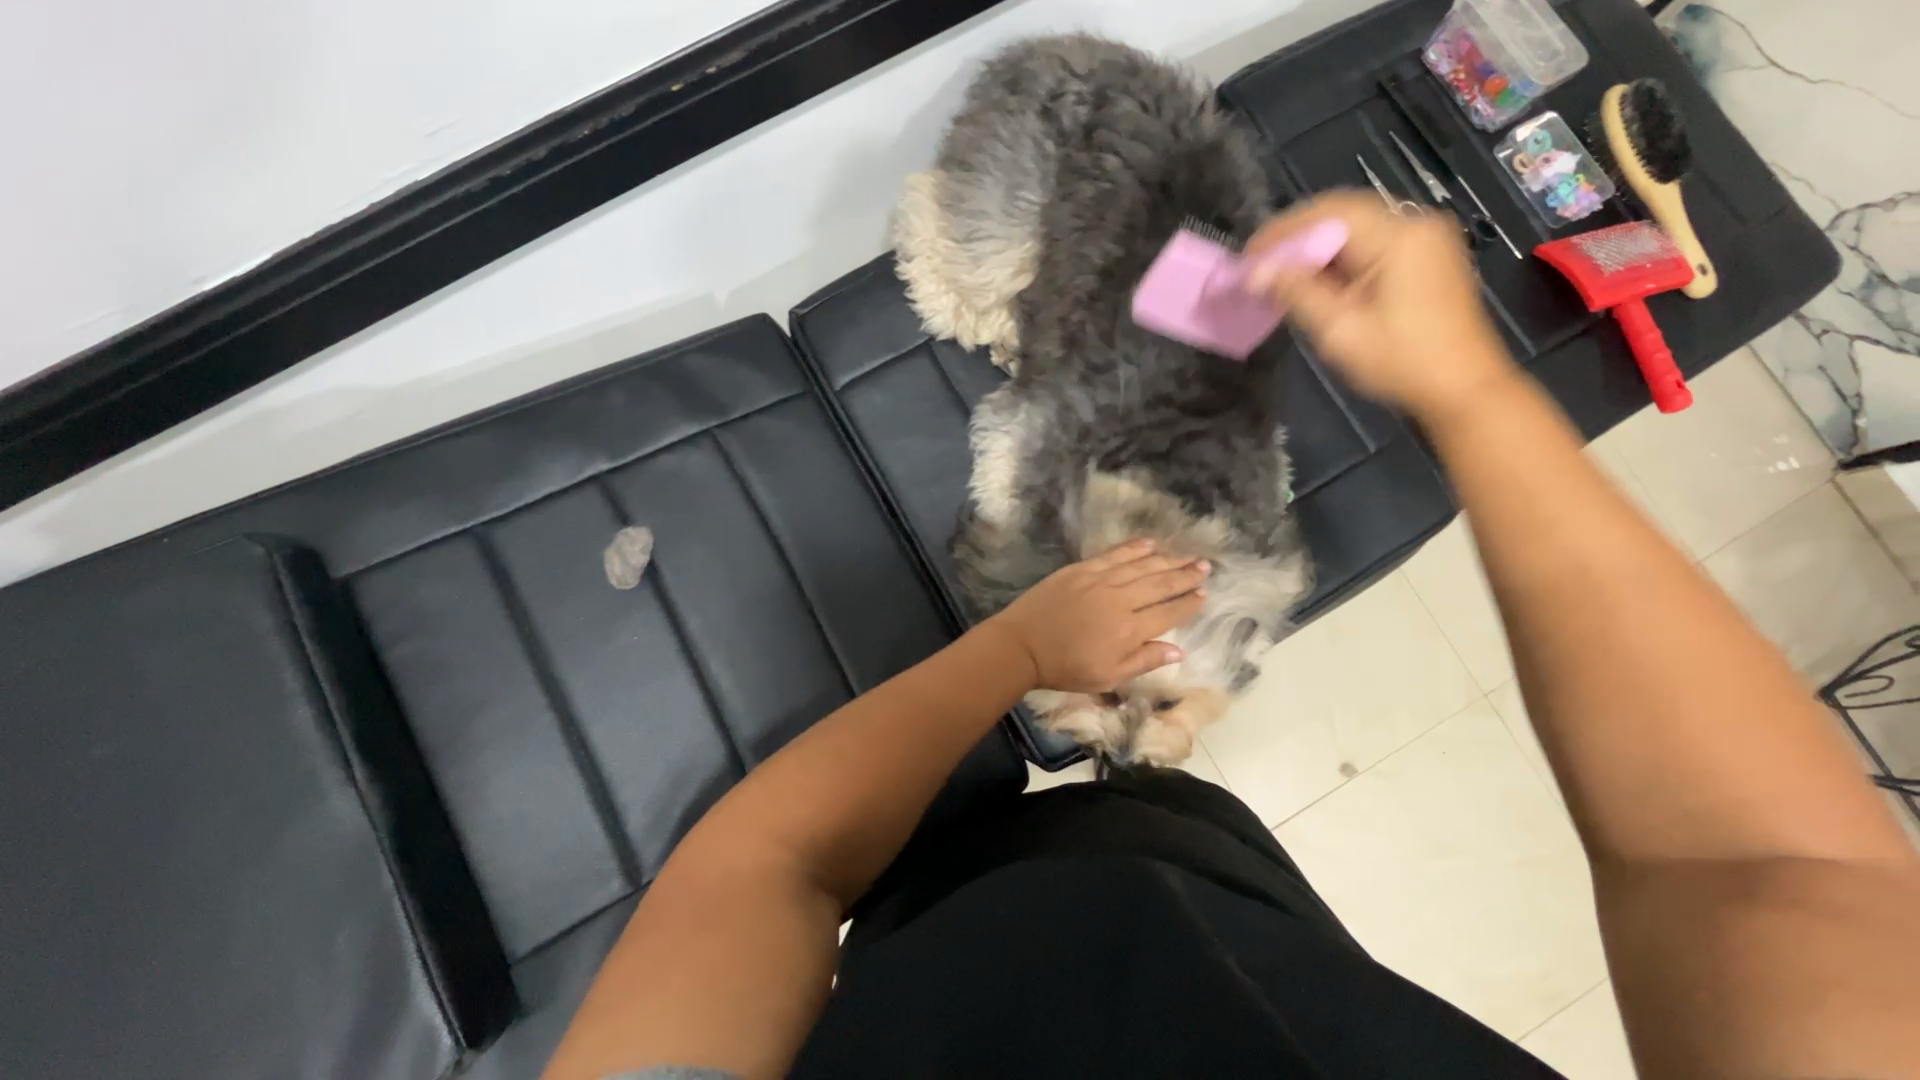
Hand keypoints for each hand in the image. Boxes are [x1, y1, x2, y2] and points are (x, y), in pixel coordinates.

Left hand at [985, 540, 1209, 692]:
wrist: (1021, 645)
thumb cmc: (1064, 668)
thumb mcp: (1107, 677)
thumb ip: (1144, 660)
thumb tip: (1179, 650)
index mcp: (1129, 630)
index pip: (1168, 613)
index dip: (1188, 604)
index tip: (1205, 595)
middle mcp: (1120, 600)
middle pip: (1160, 583)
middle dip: (1185, 575)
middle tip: (1206, 566)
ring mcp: (1100, 581)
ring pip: (1142, 565)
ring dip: (1168, 559)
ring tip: (1188, 555)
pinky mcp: (1081, 569)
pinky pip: (1114, 554)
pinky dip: (1134, 548)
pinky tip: (1150, 543)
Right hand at [1245, 191, 1519, 424]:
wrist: (1464, 389)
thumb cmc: (1402, 363)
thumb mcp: (1341, 331)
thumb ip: (1297, 293)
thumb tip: (1255, 273)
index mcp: (1399, 237)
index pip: (1330, 212)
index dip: (1283, 230)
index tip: (1248, 254)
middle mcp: (1416, 224)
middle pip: (1344, 214)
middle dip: (1297, 236)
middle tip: (1259, 262)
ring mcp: (1426, 239)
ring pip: (1358, 228)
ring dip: (1317, 246)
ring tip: (1281, 271)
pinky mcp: (1428, 258)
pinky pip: (1374, 243)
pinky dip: (1340, 256)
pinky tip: (1317, 279)